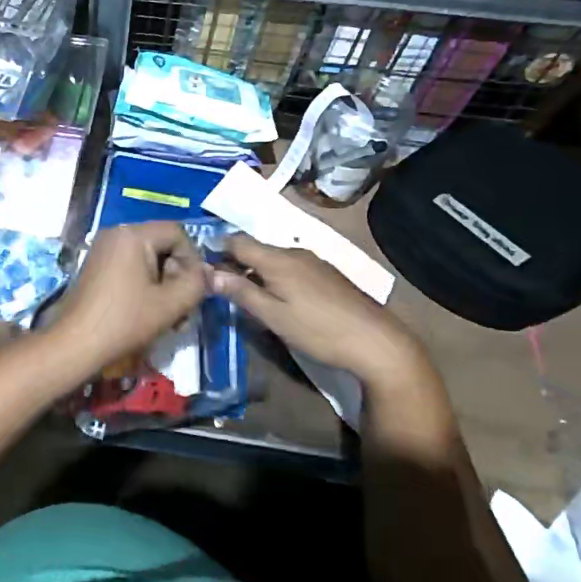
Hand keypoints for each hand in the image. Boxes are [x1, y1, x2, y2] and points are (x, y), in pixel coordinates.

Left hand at [47, 221, 209, 367]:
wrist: (74, 345)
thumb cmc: (124, 321)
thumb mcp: (170, 304)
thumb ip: (197, 284)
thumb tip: (210, 273)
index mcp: (133, 234)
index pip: (178, 233)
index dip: (193, 259)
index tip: (194, 289)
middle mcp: (116, 233)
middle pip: (162, 245)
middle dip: (177, 275)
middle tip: (182, 308)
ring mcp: (103, 249)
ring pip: (148, 259)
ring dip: (163, 285)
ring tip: (168, 316)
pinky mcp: (96, 266)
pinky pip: (131, 267)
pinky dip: (145, 285)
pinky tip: (148, 312)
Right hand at [210, 235, 424, 383]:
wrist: (376, 341)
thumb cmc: (318, 330)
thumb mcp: (274, 316)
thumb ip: (241, 292)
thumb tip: (208, 272)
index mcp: (277, 259)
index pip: (236, 241)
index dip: (217, 251)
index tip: (204, 270)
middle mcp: (294, 252)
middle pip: (255, 248)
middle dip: (236, 262)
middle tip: (222, 288)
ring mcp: (314, 261)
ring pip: (274, 258)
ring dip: (257, 271)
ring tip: (248, 295)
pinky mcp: (327, 273)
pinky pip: (291, 266)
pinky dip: (277, 276)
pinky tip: (280, 298)